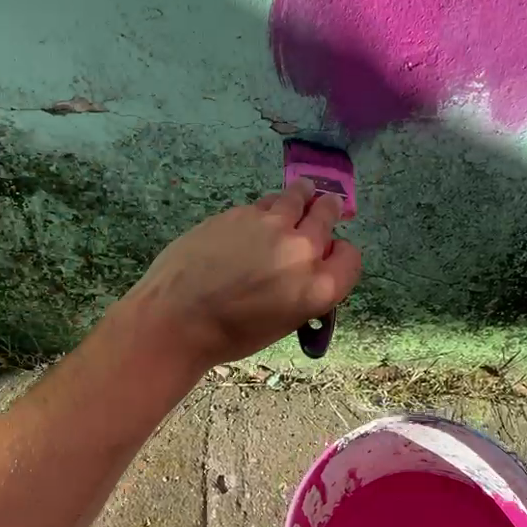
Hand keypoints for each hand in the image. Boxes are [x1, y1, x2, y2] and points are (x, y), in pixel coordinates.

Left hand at [119, 178, 361, 367]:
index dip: (341, 254)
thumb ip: (304, 288)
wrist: (176, 318)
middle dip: (328, 210)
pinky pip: (264, 203)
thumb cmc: (230, 334)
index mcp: (318, 286)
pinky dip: (267, 207)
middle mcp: (301, 249)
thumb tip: (306, 265)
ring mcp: (270, 225)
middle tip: (325, 206)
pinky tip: (258, 216)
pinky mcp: (240, 212)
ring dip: (303, 195)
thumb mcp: (283, 321)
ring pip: (298, 195)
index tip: (330, 253)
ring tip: (302, 192)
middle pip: (328, 214)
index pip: (350, 257)